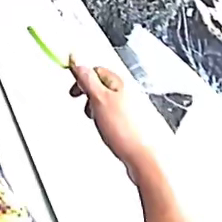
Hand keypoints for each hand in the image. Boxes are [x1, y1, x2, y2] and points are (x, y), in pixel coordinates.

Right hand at [69, 56, 166, 179]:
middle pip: (102, 85)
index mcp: (121, 82)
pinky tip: (109, 131)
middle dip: (90, 95)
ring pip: (108, 101)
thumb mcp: (99, 99)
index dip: (82, 78)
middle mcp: (129, 93)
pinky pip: (116, 115)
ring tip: (98, 121)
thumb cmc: (126, 131)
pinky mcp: (136, 125)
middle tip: (85, 106)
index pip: (96, 70)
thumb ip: (87, 79)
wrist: (146, 161)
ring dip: (98, 109)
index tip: (74, 90)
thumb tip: (77, 60)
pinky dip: (108, 120)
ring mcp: (134, 109)